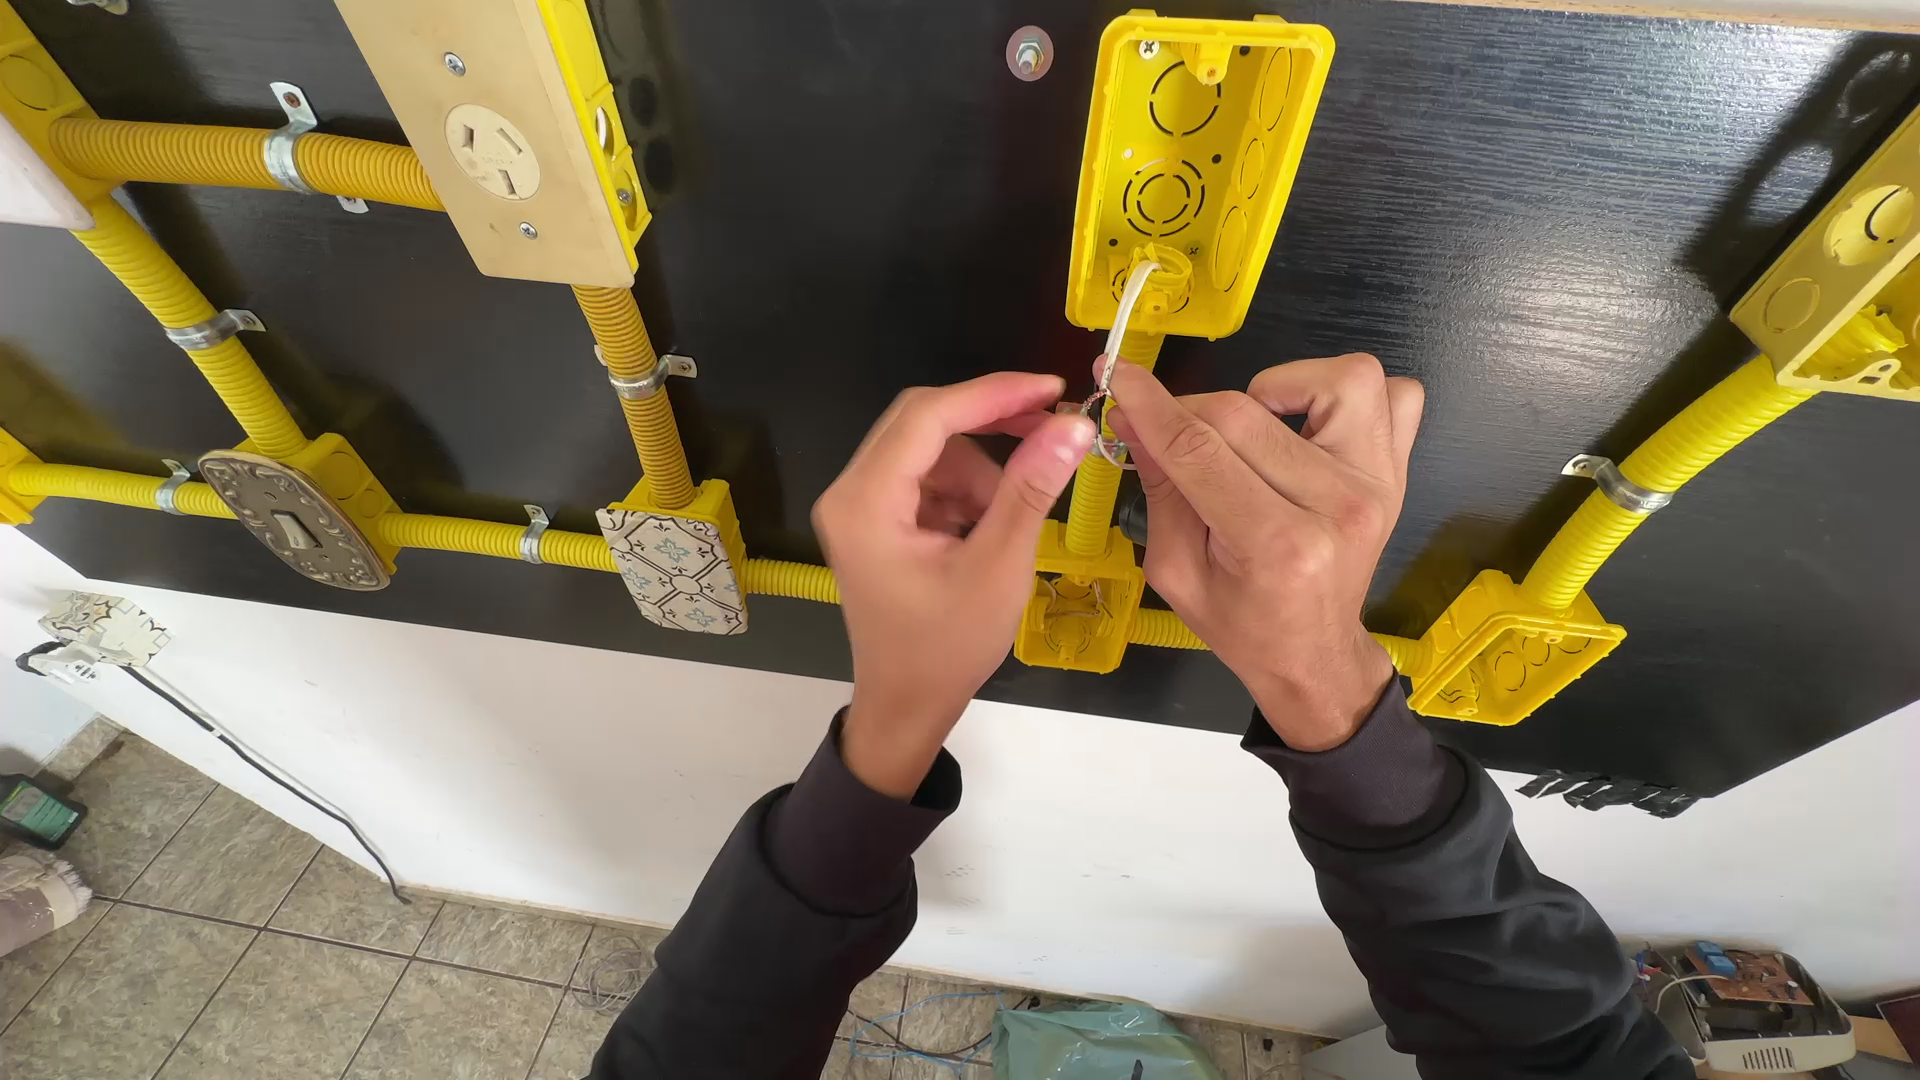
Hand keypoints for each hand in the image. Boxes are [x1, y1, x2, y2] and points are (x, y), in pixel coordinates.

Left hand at [815, 373, 1095, 795]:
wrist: (907, 706)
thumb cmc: (948, 648)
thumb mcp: (999, 567)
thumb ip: (1031, 490)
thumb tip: (1074, 426)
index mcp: (865, 502)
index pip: (927, 417)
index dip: (993, 394)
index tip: (1051, 389)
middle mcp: (849, 492)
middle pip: (921, 422)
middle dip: (989, 421)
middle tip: (1050, 426)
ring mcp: (858, 505)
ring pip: (928, 450)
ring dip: (979, 468)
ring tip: (1009, 519)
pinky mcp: (874, 520)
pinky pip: (925, 479)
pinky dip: (964, 491)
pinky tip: (987, 528)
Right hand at [1107, 354, 1423, 750]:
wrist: (1312, 654)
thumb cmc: (1239, 624)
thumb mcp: (1174, 570)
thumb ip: (1159, 490)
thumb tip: (1132, 419)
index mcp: (1274, 545)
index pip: (1198, 450)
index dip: (1149, 406)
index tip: (1117, 375)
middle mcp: (1337, 505)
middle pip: (1244, 414)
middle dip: (1185, 407)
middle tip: (1160, 422)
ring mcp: (1378, 483)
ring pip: (1337, 380)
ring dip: (1273, 389)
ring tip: (1248, 425)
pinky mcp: (1396, 471)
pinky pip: (1391, 393)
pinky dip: (1339, 393)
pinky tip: (1301, 424)